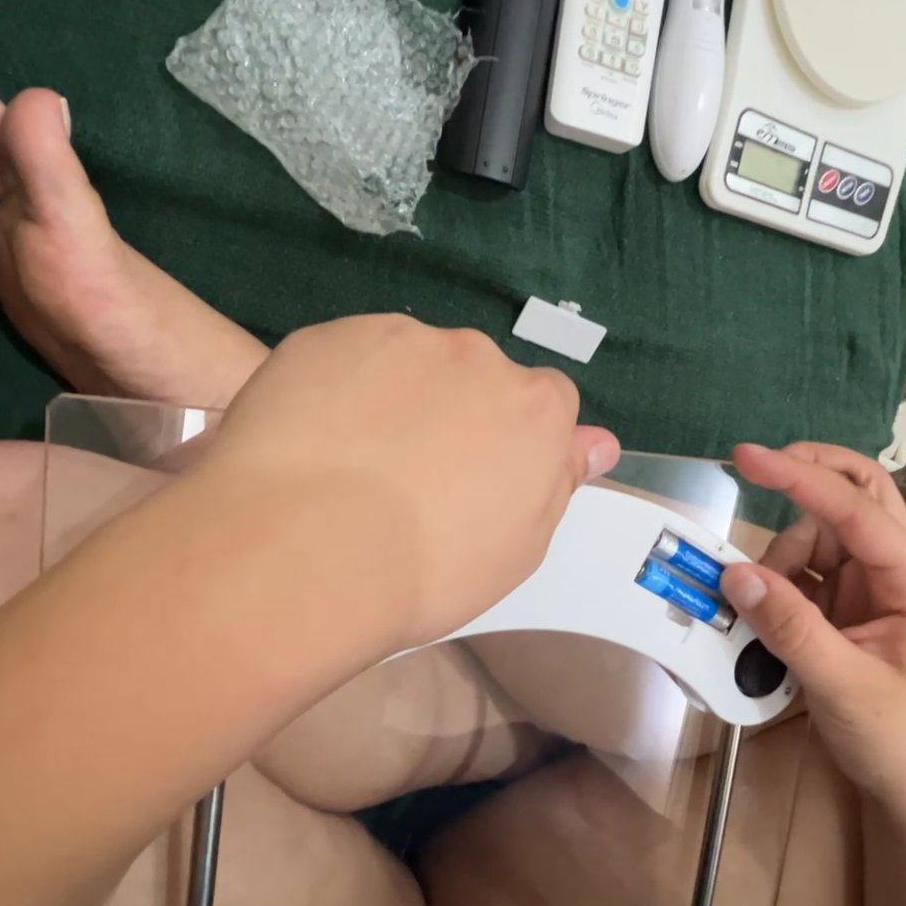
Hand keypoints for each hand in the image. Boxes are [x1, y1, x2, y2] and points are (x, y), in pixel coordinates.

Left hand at [189, 313, 619, 653]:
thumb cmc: (430, 569)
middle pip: (478, 377)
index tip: (481, 479)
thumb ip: (558, 481)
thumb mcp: (518, 546)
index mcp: (535, 407)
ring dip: (397, 396)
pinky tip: (313, 438)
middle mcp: (477, 356)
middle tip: (412, 476)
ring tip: (354, 461)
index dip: (514, 440)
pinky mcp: (328, 337)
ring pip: (410, 361)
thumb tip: (597, 443)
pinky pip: (347, 357)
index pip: (547, 403)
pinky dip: (338, 388)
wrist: (308, 551)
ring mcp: (400, 339)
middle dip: (456, 412)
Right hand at [719, 443, 905, 818]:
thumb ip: (788, 627)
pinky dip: (776, 581)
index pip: (859, 513)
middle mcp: (897, 575)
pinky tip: (761, 610)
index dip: (802, 480)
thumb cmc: (903, 744)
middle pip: (855, 501)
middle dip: (807, 481)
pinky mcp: (847, 611)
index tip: (748, 459)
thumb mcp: (842, 687)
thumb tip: (735, 574)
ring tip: (759, 607)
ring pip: (819, 539)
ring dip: (780, 556)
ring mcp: (871, 592)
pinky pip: (805, 574)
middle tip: (754, 470)